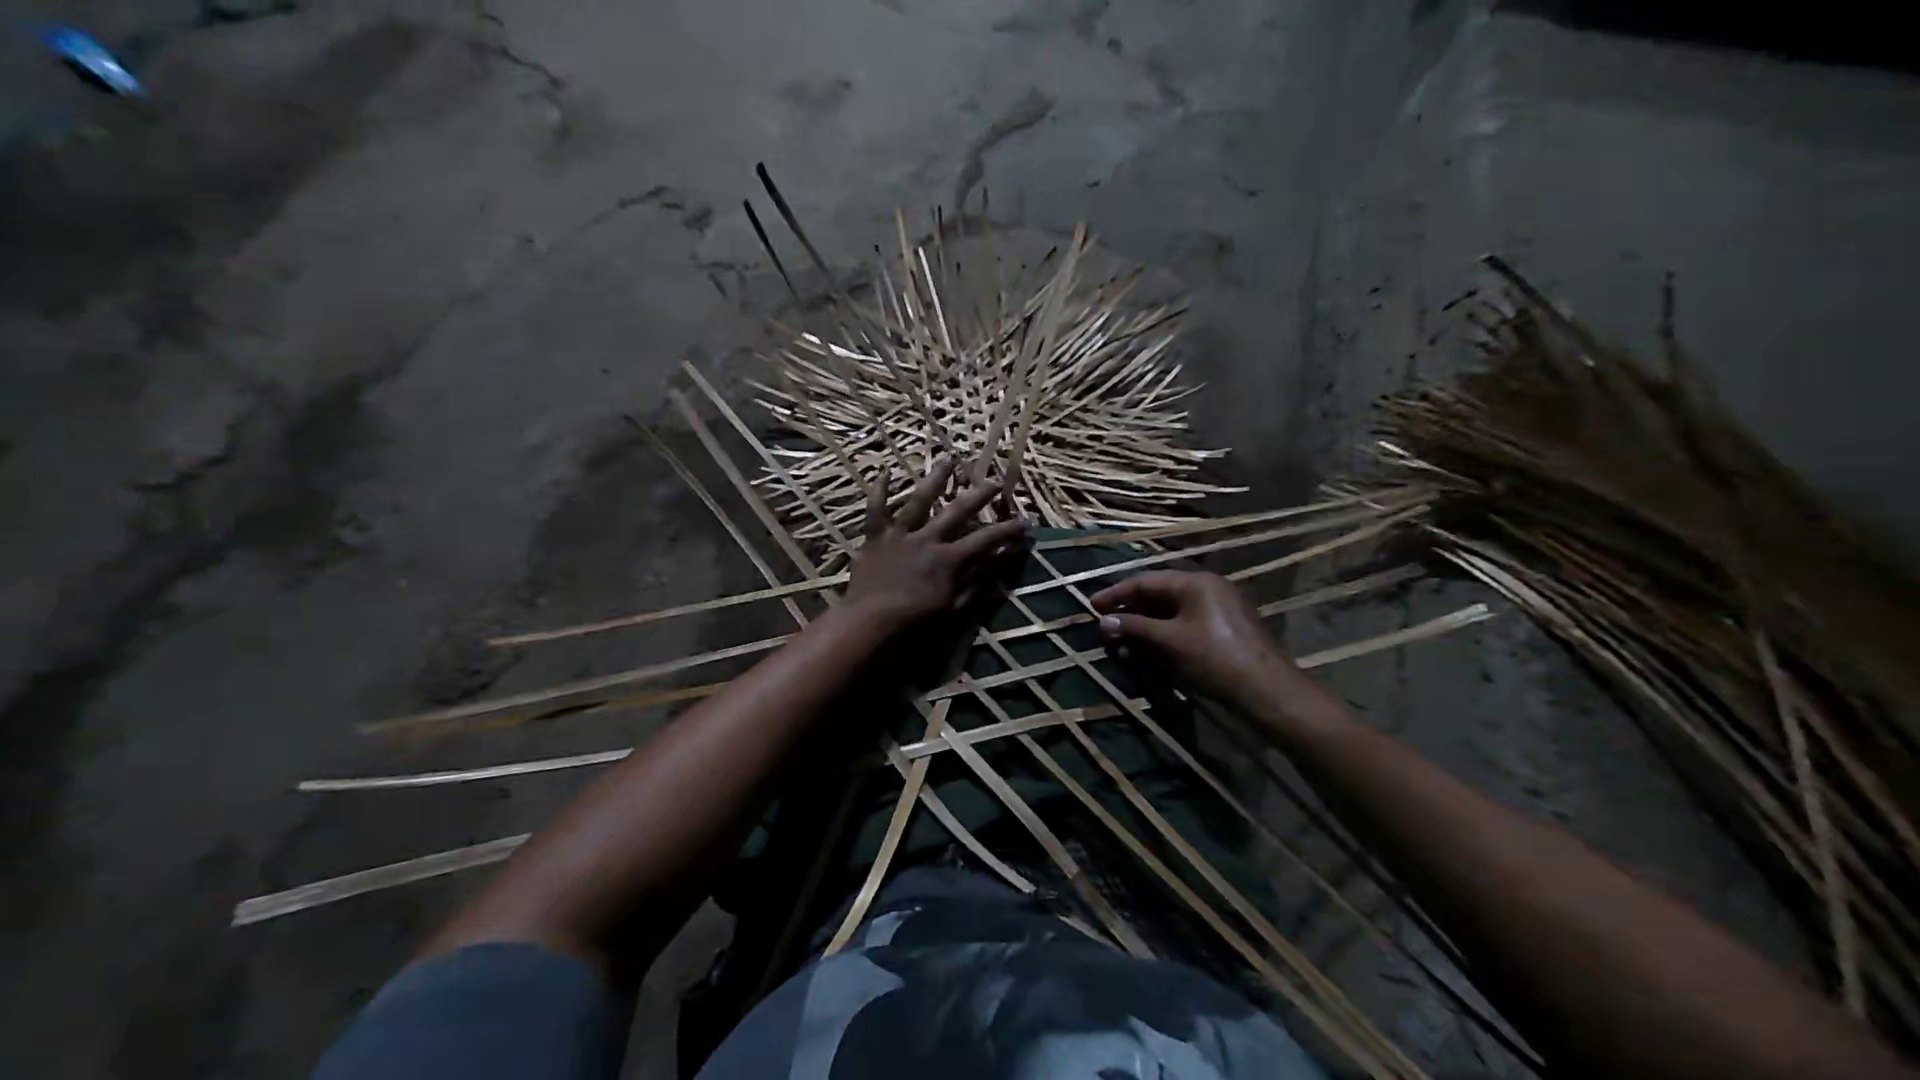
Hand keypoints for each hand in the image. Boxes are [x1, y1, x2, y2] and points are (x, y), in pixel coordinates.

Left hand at [845, 457, 1026, 627]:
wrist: (870, 621)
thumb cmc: (913, 620)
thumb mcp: (951, 607)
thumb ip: (973, 584)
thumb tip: (993, 566)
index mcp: (948, 559)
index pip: (984, 541)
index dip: (1005, 531)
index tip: (1023, 522)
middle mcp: (927, 539)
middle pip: (957, 512)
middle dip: (979, 495)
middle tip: (994, 481)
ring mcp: (900, 534)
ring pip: (920, 500)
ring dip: (936, 478)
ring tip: (949, 459)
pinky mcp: (876, 536)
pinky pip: (875, 509)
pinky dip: (879, 489)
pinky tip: (885, 470)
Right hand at [1090, 570, 1302, 702]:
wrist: (1268, 691)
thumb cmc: (1215, 659)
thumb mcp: (1171, 641)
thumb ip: (1135, 627)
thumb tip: (1103, 622)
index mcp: (1195, 582)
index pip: (1146, 580)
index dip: (1116, 594)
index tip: (1092, 606)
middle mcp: (1207, 589)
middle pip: (1158, 595)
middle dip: (1129, 612)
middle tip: (1104, 626)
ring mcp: (1216, 610)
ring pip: (1169, 613)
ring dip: (1143, 628)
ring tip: (1119, 645)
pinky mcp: (1222, 631)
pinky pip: (1183, 626)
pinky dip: (1162, 637)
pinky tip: (1145, 653)